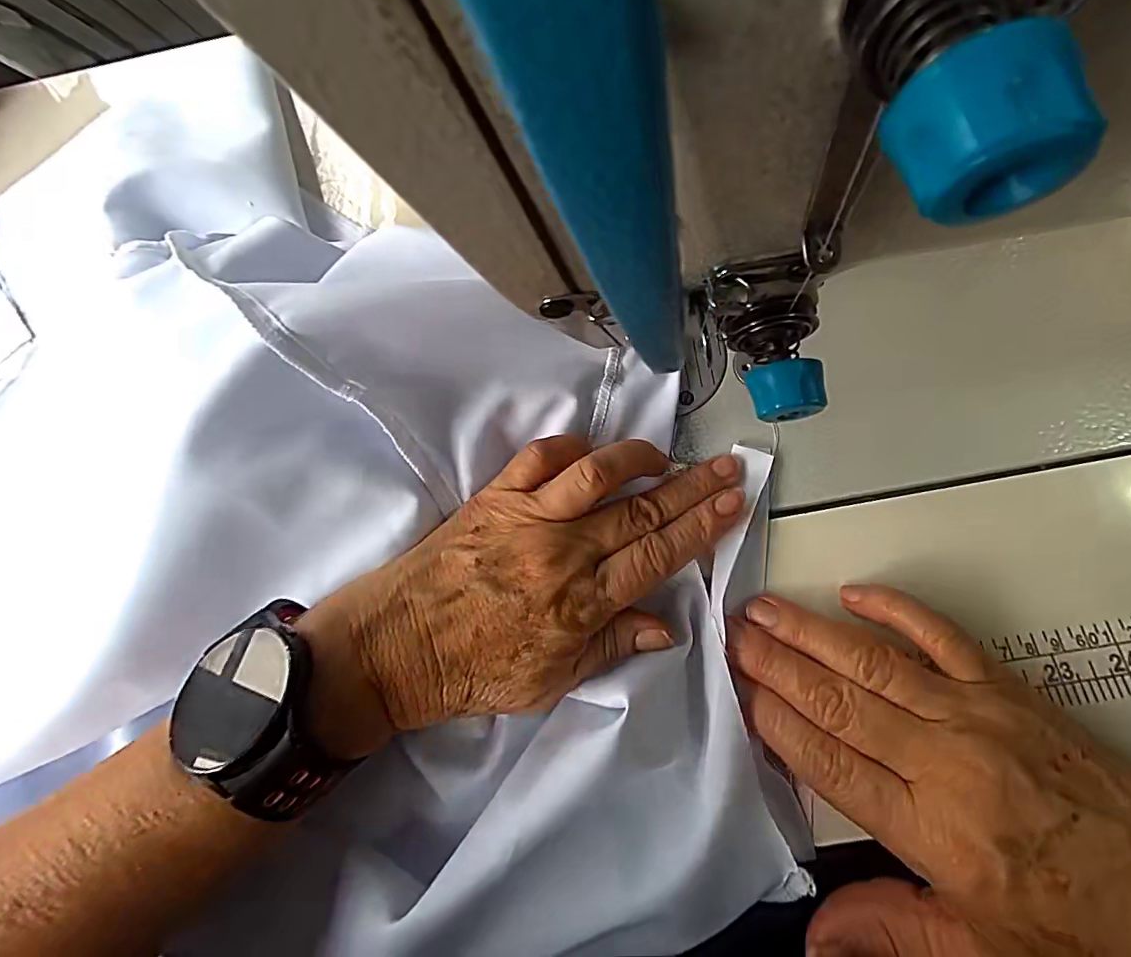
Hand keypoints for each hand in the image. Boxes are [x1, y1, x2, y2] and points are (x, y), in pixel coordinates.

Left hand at [299, 435, 745, 758]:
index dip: (700, 528)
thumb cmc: (473, 671)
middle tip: (727, 467)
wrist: (399, 644)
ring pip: (595, 475)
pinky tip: (589, 450)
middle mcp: (561, 552)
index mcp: (581, 602)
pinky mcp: (492, 498)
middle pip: (639, 511)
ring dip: (637, 458)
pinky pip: (536, 459)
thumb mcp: (550, 682)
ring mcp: (525, 518)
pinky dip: (568, 447)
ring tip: (666, 456)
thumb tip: (664, 625)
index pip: (656, 555)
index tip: (732, 504)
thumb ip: (609, 647)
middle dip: (691, 488)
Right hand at [726, 586, 1130, 956]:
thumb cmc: (1087, 925)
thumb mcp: (985, 950)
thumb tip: (816, 939)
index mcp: (935, 831)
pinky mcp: (1007, 688)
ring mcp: (977, 715)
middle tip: (730, 634)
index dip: (774, 721)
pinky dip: (894, 609)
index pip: (828, 761)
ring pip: (871, 661)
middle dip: (773, 663)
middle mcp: (947, 763)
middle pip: (837, 701)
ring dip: (809, 631)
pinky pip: (940, 636)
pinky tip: (853, 593)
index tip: (735, 689)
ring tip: (762, 609)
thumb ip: (892, 932)